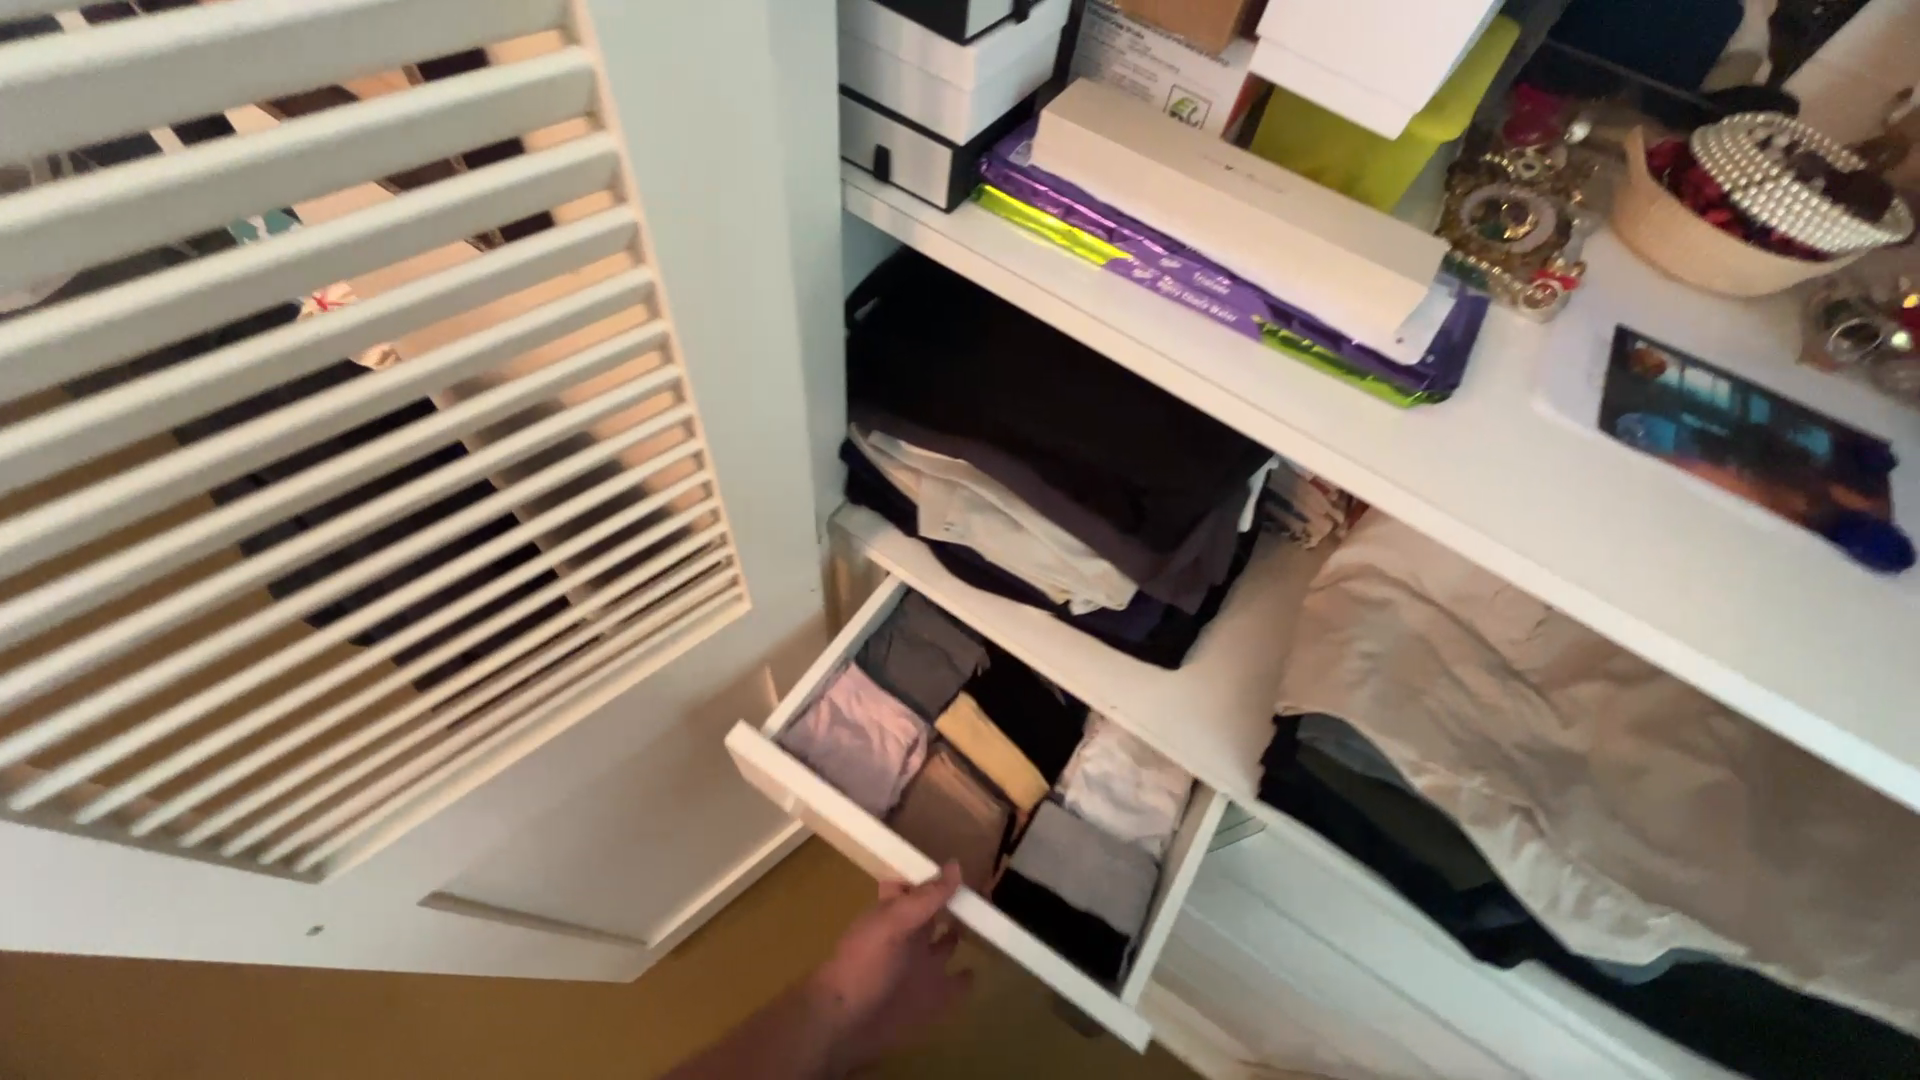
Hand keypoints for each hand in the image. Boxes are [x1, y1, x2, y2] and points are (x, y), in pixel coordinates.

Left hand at [805, 861, 974, 1071]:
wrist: (844, 1023)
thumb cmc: (864, 964)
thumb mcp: (893, 922)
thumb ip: (925, 898)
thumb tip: (956, 865)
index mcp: (897, 913)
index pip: (915, 885)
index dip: (932, 874)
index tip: (960, 859)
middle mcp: (911, 937)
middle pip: (935, 913)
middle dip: (953, 901)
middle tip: (983, 888)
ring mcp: (922, 969)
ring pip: (946, 946)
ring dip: (958, 935)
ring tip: (987, 922)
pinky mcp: (931, 999)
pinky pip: (955, 986)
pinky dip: (966, 979)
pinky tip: (978, 971)